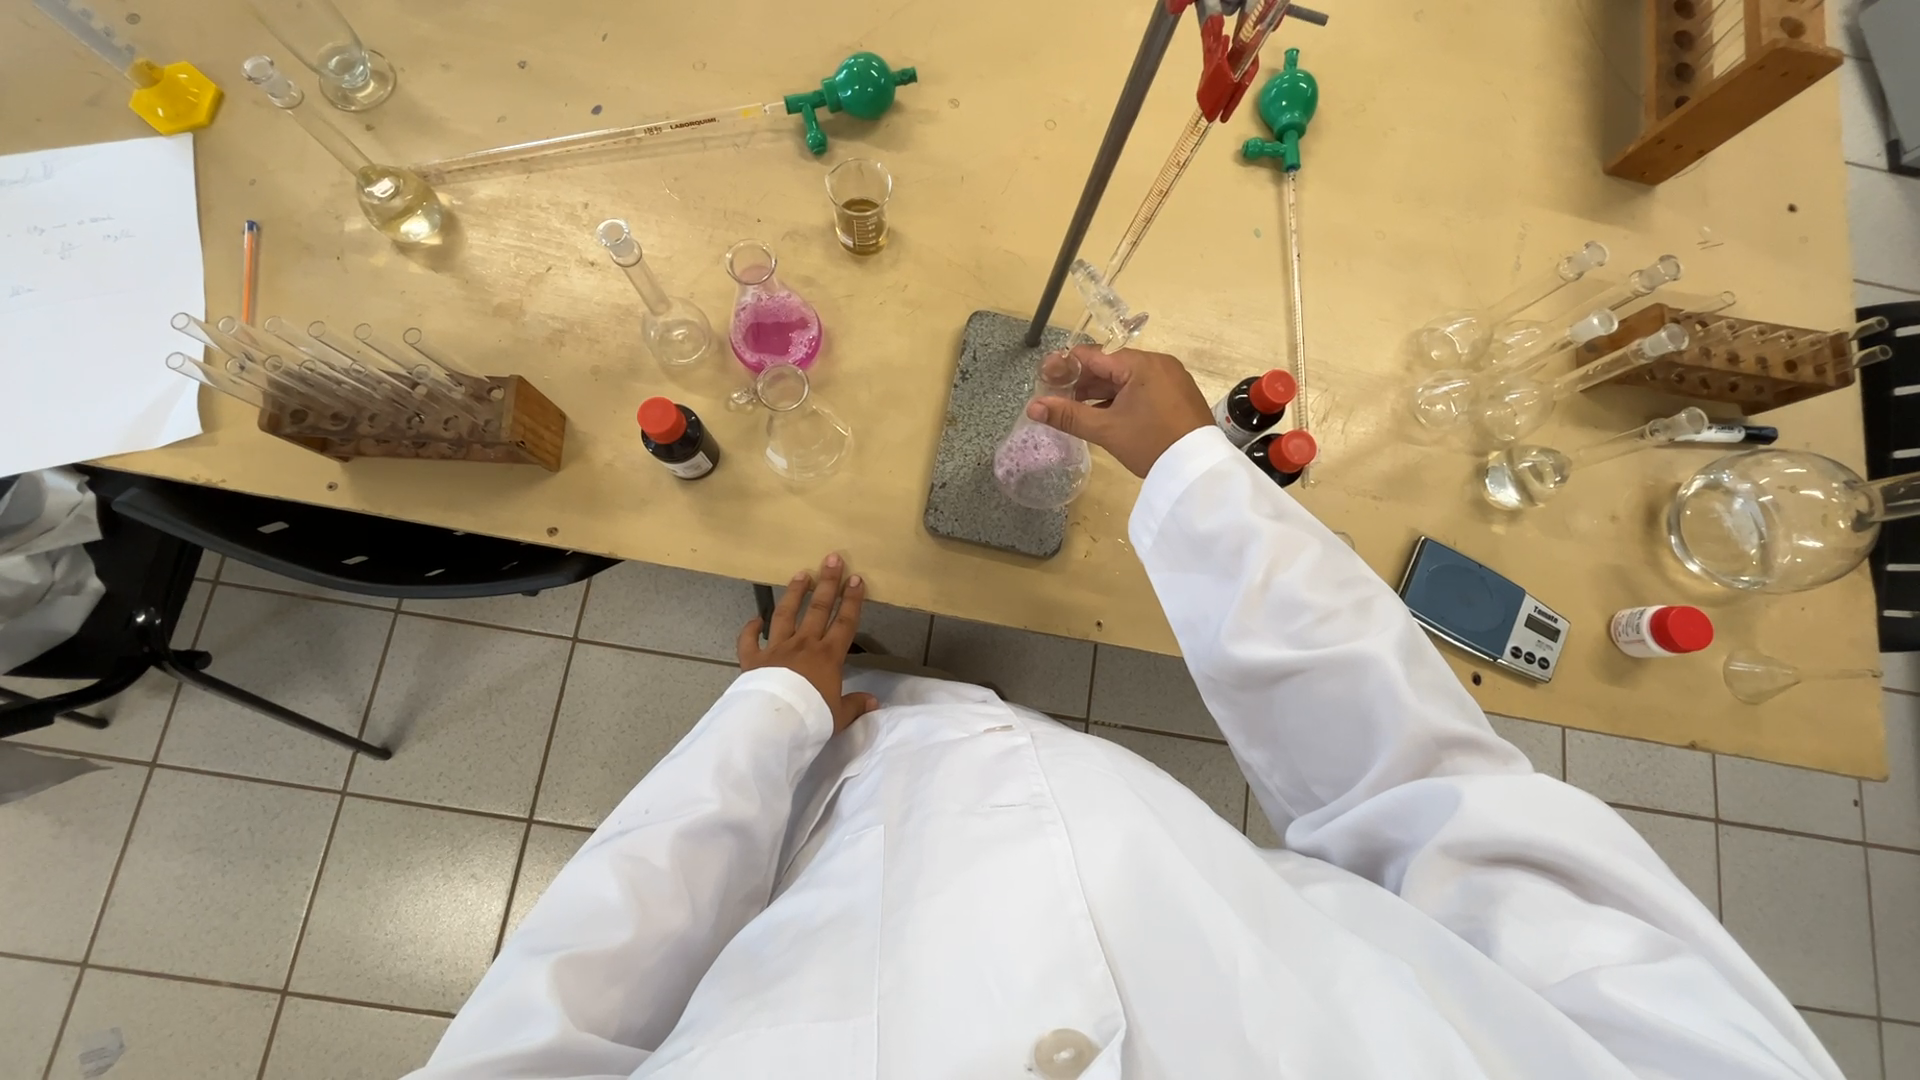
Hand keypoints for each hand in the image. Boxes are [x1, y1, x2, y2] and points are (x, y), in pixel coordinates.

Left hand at [737, 553, 878, 732]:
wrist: (773, 723)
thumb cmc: (811, 717)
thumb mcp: (839, 715)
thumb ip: (855, 705)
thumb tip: (874, 702)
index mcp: (828, 656)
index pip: (845, 622)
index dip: (852, 600)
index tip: (856, 579)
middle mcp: (803, 645)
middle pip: (818, 609)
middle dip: (827, 583)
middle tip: (832, 558)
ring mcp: (776, 649)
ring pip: (785, 615)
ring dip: (794, 593)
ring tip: (801, 574)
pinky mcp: (753, 659)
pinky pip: (749, 641)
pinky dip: (750, 629)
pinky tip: (754, 619)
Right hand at [1025, 345, 1213, 477]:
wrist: (1198, 470)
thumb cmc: (1151, 443)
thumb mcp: (1106, 430)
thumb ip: (1068, 416)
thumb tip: (1032, 407)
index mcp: (1140, 364)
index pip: (1092, 355)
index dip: (1065, 367)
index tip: (1044, 381)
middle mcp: (1157, 364)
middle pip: (1109, 366)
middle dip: (1082, 384)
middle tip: (1057, 402)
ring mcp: (1170, 379)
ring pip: (1125, 380)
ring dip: (1100, 395)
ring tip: (1077, 413)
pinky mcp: (1177, 395)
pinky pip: (1141, 390)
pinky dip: (1121, 400)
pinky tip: (1105, 418)